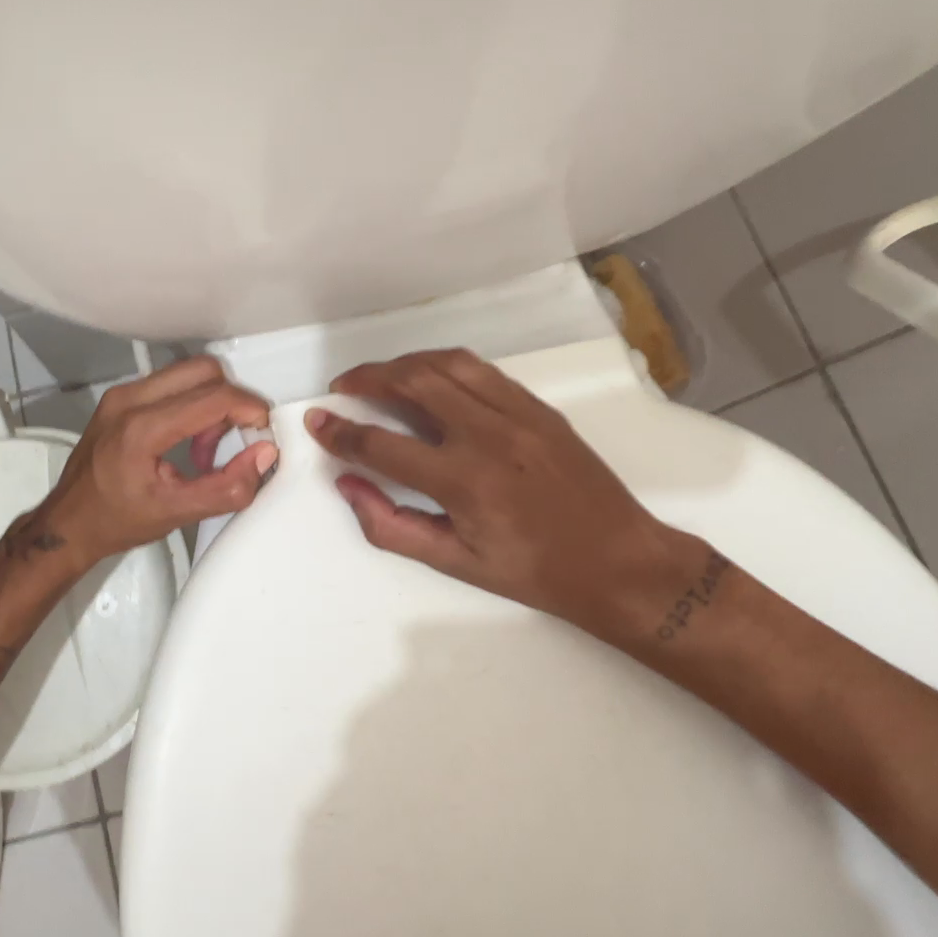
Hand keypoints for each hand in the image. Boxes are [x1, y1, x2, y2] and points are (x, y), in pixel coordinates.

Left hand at [35, 356, 276, 569]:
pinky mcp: (120, 398)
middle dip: (230, 401)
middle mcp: (129, 400)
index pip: (212, 398)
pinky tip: (188, 442)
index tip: (263, 431)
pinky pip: (169, 384)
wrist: (68, 522)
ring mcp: (122, 395)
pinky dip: (191, 404)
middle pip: (202, 371)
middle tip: (234, 440)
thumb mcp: (176, 513)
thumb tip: (263, 455)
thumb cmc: (116, 521)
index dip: (249, 410)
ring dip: (210, 403)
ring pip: (186, 373)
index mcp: (142, 428)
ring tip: (207, 449)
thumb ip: (226, 488)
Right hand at [303, 349, 704, 629]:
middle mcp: (488, 436)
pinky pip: (481, 370)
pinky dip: (444, 365)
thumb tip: (349, 485)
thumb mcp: (455, 563)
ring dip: (404, 363)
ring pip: (447, 363)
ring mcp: (518, 414)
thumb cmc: (533, 572)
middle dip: (367, 378)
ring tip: (381, 377)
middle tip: (344, 388)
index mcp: (463, 482)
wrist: (620, 563)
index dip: (341, 433)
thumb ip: (392, 524)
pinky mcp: (538, 407)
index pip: (382, 445)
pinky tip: (430, 378)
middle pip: (412, 383)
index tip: (317, 422)